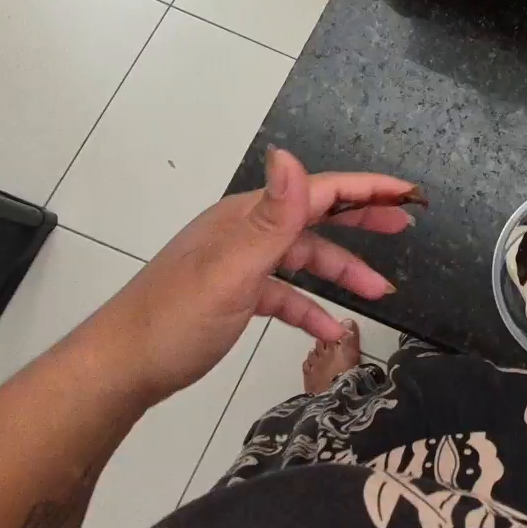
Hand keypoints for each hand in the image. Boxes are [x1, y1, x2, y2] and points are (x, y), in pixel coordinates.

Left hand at [74, 147, 418, 406]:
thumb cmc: (175, 319)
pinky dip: (311, 308)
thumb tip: (290, 154)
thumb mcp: (230, 269)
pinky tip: (332, 330)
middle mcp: (248, 231)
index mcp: (249, 216)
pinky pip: (285, 295)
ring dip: (344, 272)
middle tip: (406, 221)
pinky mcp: (236, 296)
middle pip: (316, 215)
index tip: (409, 192)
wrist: (117, 373)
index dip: (367, 189)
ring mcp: (241, 263)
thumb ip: (270, 216)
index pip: (318, 190)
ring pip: (305, 258)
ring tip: (381, 290)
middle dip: (363, 215)